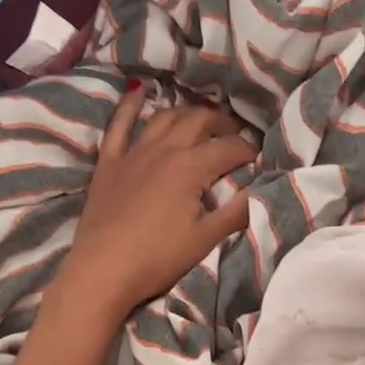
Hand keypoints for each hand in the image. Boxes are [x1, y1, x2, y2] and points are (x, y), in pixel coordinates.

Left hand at [58, 80, 255, 312]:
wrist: (103, 270)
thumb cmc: (157, 259)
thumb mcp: (205, 240)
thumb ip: (235, 213)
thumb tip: (261, 192)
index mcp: (191, 167)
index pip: (229, 149)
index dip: (249, 150)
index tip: (259, 157)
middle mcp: (164, 149)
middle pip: (198, 121)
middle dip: (222, 123)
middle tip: (234, 133)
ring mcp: (133, 152)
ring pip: (164, 117)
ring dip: (186, 112)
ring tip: (200, 119)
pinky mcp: (109, 163)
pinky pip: (119, 125)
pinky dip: (131, 106)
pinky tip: (140, 94)